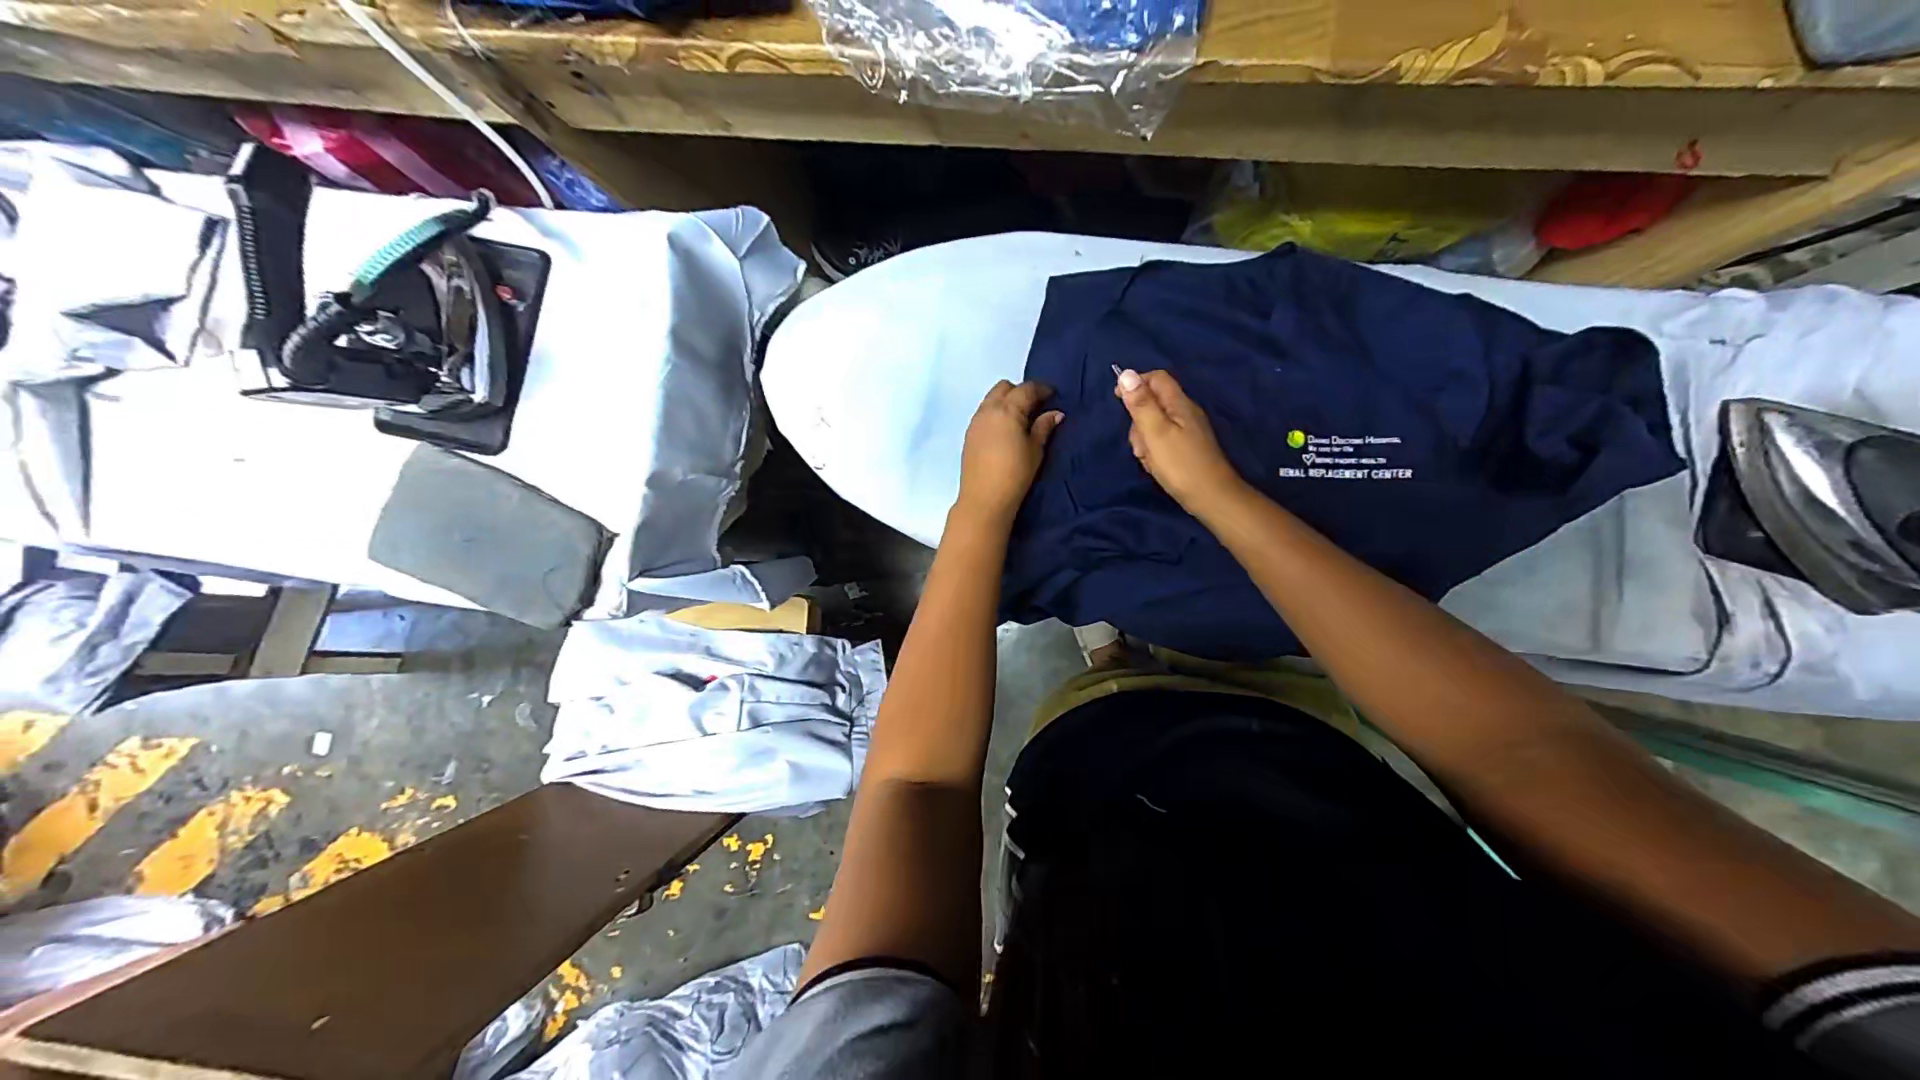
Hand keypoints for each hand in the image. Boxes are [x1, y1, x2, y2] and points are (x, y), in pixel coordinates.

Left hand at [956, 380, 1063, 525]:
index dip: (1041, 389)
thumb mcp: (1035, 450)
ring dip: (1005, 401)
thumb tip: (1055, 413)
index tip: (1052, 395)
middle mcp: (988, 410)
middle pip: (1004, 387)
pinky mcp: (968, 434)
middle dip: (1020, 391)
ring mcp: (975, 421)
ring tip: (1019, 418)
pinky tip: (1004, 430)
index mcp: (1007, 410)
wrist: (984, 499)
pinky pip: (983, 412)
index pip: (1026, 389)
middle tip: (1034, 406)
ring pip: (991, 398)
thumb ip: (1044, 427)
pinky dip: (995, 412)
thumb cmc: (1015, 474)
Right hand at [1115, 368, 1249, 516]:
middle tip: (1138, 443)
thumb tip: (1126, 373)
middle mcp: (1185, 412)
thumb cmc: (1180, 464)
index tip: (1117, 399)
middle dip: (1138, 419)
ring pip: (1155, 423)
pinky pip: (1162, 439)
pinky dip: (1154, 450)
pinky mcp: (1187, 447)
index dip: (1135, 383)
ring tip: (1147, 458)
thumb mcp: (1155, 432)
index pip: (1156, 378)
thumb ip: (1140, 404)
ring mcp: (1188, 430)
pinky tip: (1155, 465)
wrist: (1211, 497)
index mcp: (1179, 404)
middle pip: (1153, 402)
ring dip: (1144, 438)